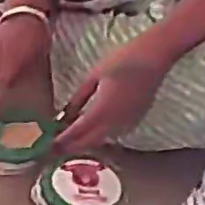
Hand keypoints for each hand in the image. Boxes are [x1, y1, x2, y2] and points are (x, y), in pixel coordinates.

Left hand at [57, 44, 171, 151]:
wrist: (158, 54)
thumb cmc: (124, 59)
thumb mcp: (93, 77)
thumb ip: (78, 99)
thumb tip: (63, 115)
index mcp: (101, 111)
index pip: (75, 133)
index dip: (60, 142)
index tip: (47, 147)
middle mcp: (114, 122)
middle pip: (86, 143)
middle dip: (69, 148)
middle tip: (53, 150)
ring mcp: (127, 123)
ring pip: (99, 141)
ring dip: (83, 144)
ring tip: (67, 143)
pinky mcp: (135, 120)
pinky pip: (113, 135)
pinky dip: (98, 137)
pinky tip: (89, 133)